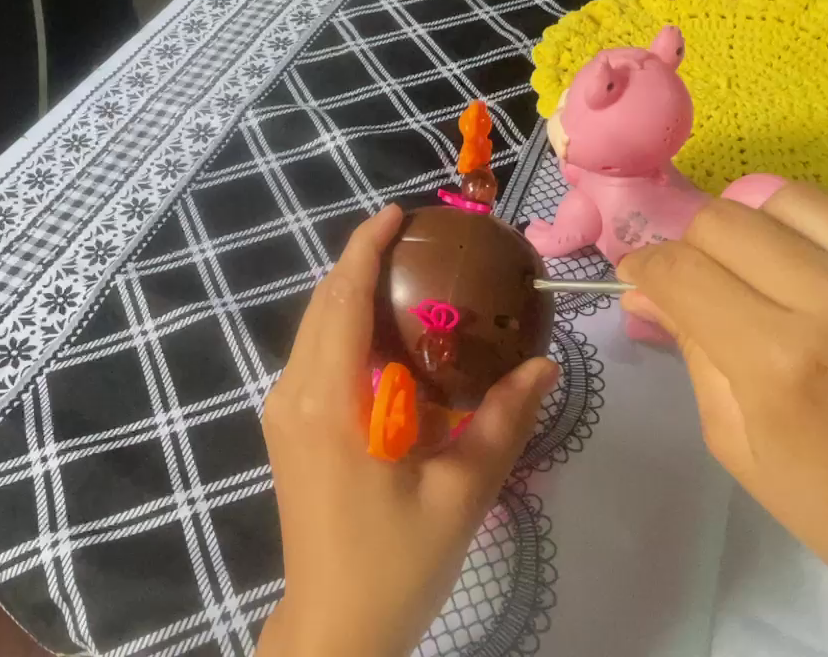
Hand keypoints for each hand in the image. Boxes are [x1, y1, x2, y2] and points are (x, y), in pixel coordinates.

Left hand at [257, 205, 558, 656]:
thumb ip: (502, 422)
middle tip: (411, 238)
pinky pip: (312, 355)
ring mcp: (282, 409)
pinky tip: (382, 335)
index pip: (343, 300)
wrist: (334, 626)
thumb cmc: (397, 563)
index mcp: (329, 401)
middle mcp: (294, 392)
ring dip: (350, 294)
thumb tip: (544, 363)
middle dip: (360, 262)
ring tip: (402, 274)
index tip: (395, 212)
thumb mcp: (460, 494)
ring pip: (313, 327)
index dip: (365, 248)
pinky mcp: (286, 426)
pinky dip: (343, 328)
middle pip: (323, 304)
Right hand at [620, 183, 827, 656]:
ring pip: (808, 202)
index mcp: (783, 364)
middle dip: (700, 244)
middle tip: (714, 275)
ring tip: (794, 273)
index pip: (678, 266)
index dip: (647, 266)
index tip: (649, 277)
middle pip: (730, 219)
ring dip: (777, 232)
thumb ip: (692, 350)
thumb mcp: (740, 445)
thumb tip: (644, 286)